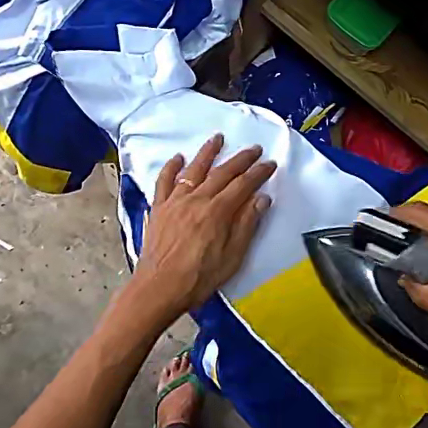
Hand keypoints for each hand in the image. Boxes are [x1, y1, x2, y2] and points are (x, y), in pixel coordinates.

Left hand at [131, 134, 275, 312]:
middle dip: (241, 159)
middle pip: (222, 172)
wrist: (158, 289)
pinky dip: (172, 168)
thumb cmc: (198, 278)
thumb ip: (247, 224)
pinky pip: (165, 182)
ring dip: (207, 152)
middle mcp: (196, 200)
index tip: (270, 164)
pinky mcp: (159, 209)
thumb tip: (261, 199)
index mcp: (217, 212)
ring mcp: (175, 202)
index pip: (243, 184)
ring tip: (217, 138)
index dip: (259, 173)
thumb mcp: (233, 256)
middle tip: (254, 149)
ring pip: (194, 170)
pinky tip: (178, 158)